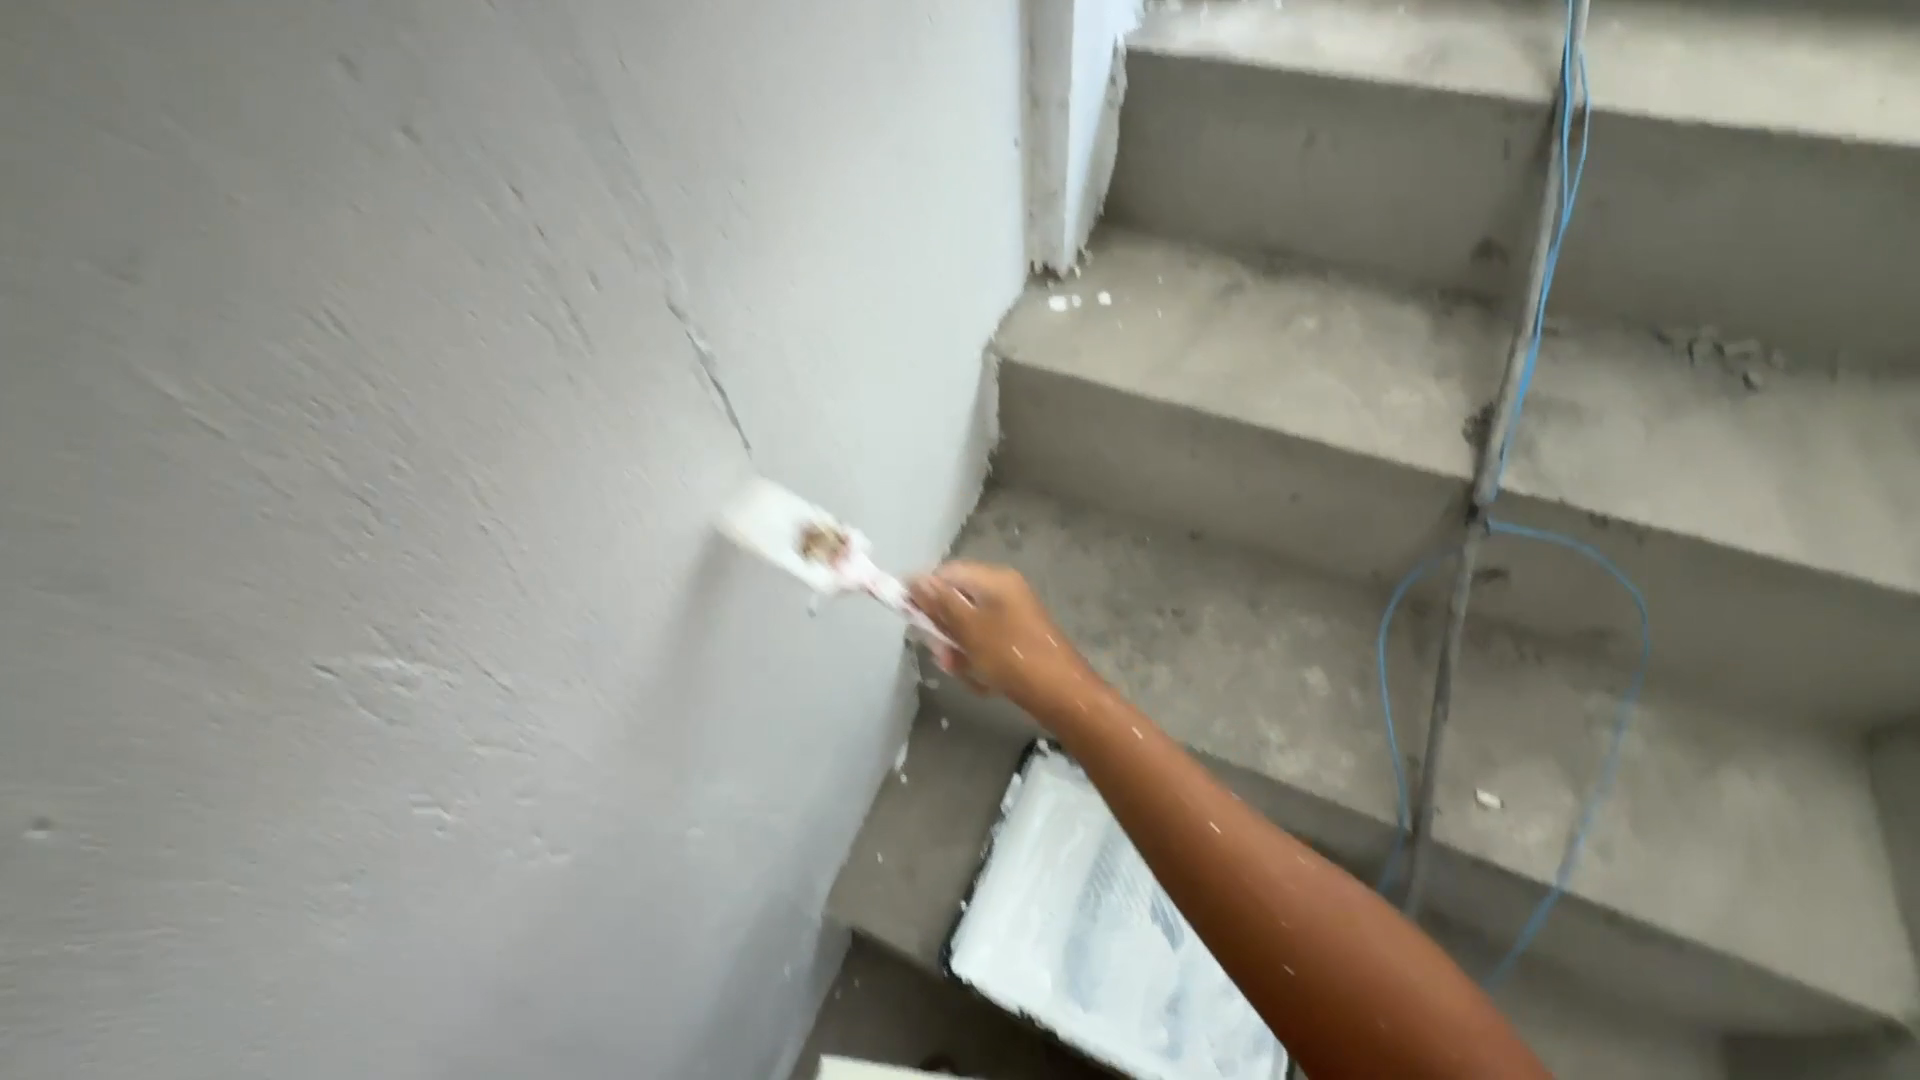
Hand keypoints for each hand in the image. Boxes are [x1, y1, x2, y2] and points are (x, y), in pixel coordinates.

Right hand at [908, 560, 1089, 708]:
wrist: (1060, 694)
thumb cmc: (1011, 656)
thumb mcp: (969, 628)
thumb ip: (939, 602)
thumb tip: (913, 578)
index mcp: (994, 579)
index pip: (947, 573)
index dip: (924, 592)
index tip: (909, 617)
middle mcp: (1004, 592)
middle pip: (956, 601)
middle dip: (944, 630)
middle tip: (943, 653)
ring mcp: (1012, 616)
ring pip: (967, 629)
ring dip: (959, 651)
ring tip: (964, 671)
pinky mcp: (1017, 640)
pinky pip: (984, 646)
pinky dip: (978, 662)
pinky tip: (983, 682)